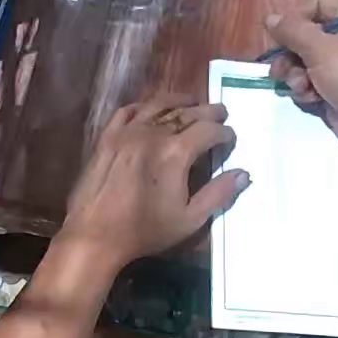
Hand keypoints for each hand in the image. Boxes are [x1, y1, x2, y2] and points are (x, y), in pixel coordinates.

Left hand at [58, 96, 249, 274]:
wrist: (93, 236)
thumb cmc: (144, 232)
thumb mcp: (189, 220)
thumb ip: (218, 194)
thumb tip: (244, 173)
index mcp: (175, 152)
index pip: (209, 130)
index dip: (225, 133)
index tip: (230, 139)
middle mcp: (151, 134)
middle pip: (186, 112)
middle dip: (208, 112)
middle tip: (220, 112)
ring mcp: (125, 133)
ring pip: (156, 105)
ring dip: (178, 101)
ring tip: (190, 102)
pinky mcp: (105, 139)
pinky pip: (126, 112)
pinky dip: (142, 107)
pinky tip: (149, 109)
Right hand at [265, 0, 337, 150]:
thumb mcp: (320, 48)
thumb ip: (292, 31)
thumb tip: (270, 18)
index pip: (318, 4)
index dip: (297, 17)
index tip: (282, 35)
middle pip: (304, 37)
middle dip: (289, 55)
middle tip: (280, 70)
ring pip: (301, 62)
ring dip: (294, 76)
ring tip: (300, 88)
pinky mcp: (332, 88)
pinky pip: (307, 82)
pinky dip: (304, 90)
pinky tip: (310, 98)